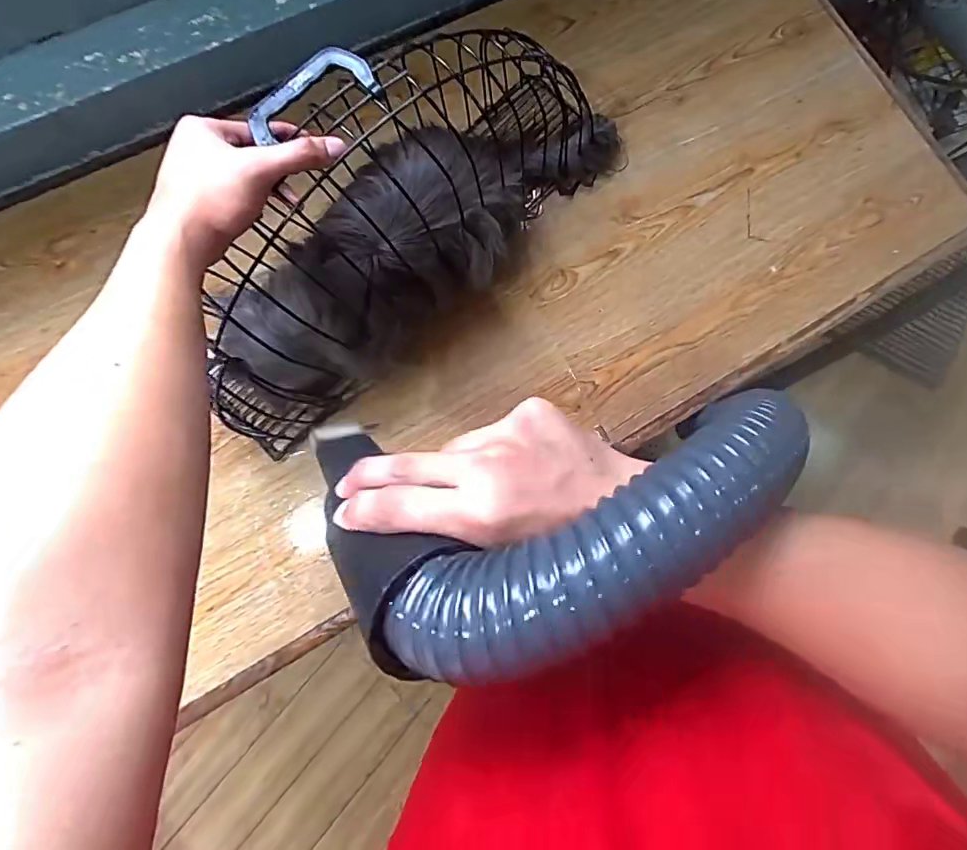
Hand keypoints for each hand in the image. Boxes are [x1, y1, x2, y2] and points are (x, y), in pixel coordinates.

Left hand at [144, 116, 346, 266]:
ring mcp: (198, 172)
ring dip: (269, 187)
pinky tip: (259, 210)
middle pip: (257, 151)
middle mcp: (196, 146)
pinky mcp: (204, 196)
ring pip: (249, 173)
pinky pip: (239, 190)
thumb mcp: (263, 169)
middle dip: (278, 170)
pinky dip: (255, 199)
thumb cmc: (205, 202)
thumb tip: (332, 145)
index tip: (310, 150)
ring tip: (280, 199)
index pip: (260, 128)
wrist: (181, 241)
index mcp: (203, 128)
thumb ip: (301, 155)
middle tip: (291, 181)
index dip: (288, 141)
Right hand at [334, 398, 651, 545]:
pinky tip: (517, 463)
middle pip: (412, 465)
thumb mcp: (506, 556)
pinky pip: (492, 430)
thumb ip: (458, 535)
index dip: (367, 510)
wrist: (623, 500)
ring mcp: (509, 430)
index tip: (343, 512)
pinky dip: (494, 447)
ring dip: (454, 465)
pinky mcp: (529, 410)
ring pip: (455, 448)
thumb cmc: (568, 543)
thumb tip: (413, 520)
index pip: (403, 507)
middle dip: (374, 475)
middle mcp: (488, 466)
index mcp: (482, 513)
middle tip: (347, 481)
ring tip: (478, 483)